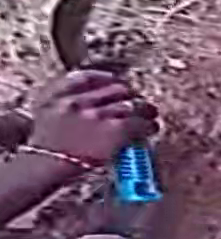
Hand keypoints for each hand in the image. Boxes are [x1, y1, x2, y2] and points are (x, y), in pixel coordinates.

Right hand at [27, 69, 157, 165]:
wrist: (52, 160)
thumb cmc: (56, 140)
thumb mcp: (51, 112)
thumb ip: (72, 99)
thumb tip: (108, 92)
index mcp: (55, 96)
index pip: (86, 77)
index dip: (109, 78)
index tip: (119, 82)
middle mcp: (75, 102)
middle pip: (119, 89)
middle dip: (134, 97)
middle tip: (140, 106)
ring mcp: (97, 115)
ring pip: (135, 104)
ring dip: (147, 112)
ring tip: (147, 119)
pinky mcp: (117, 128)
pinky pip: (145, 122)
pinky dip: (151, 126)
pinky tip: (148, 130)